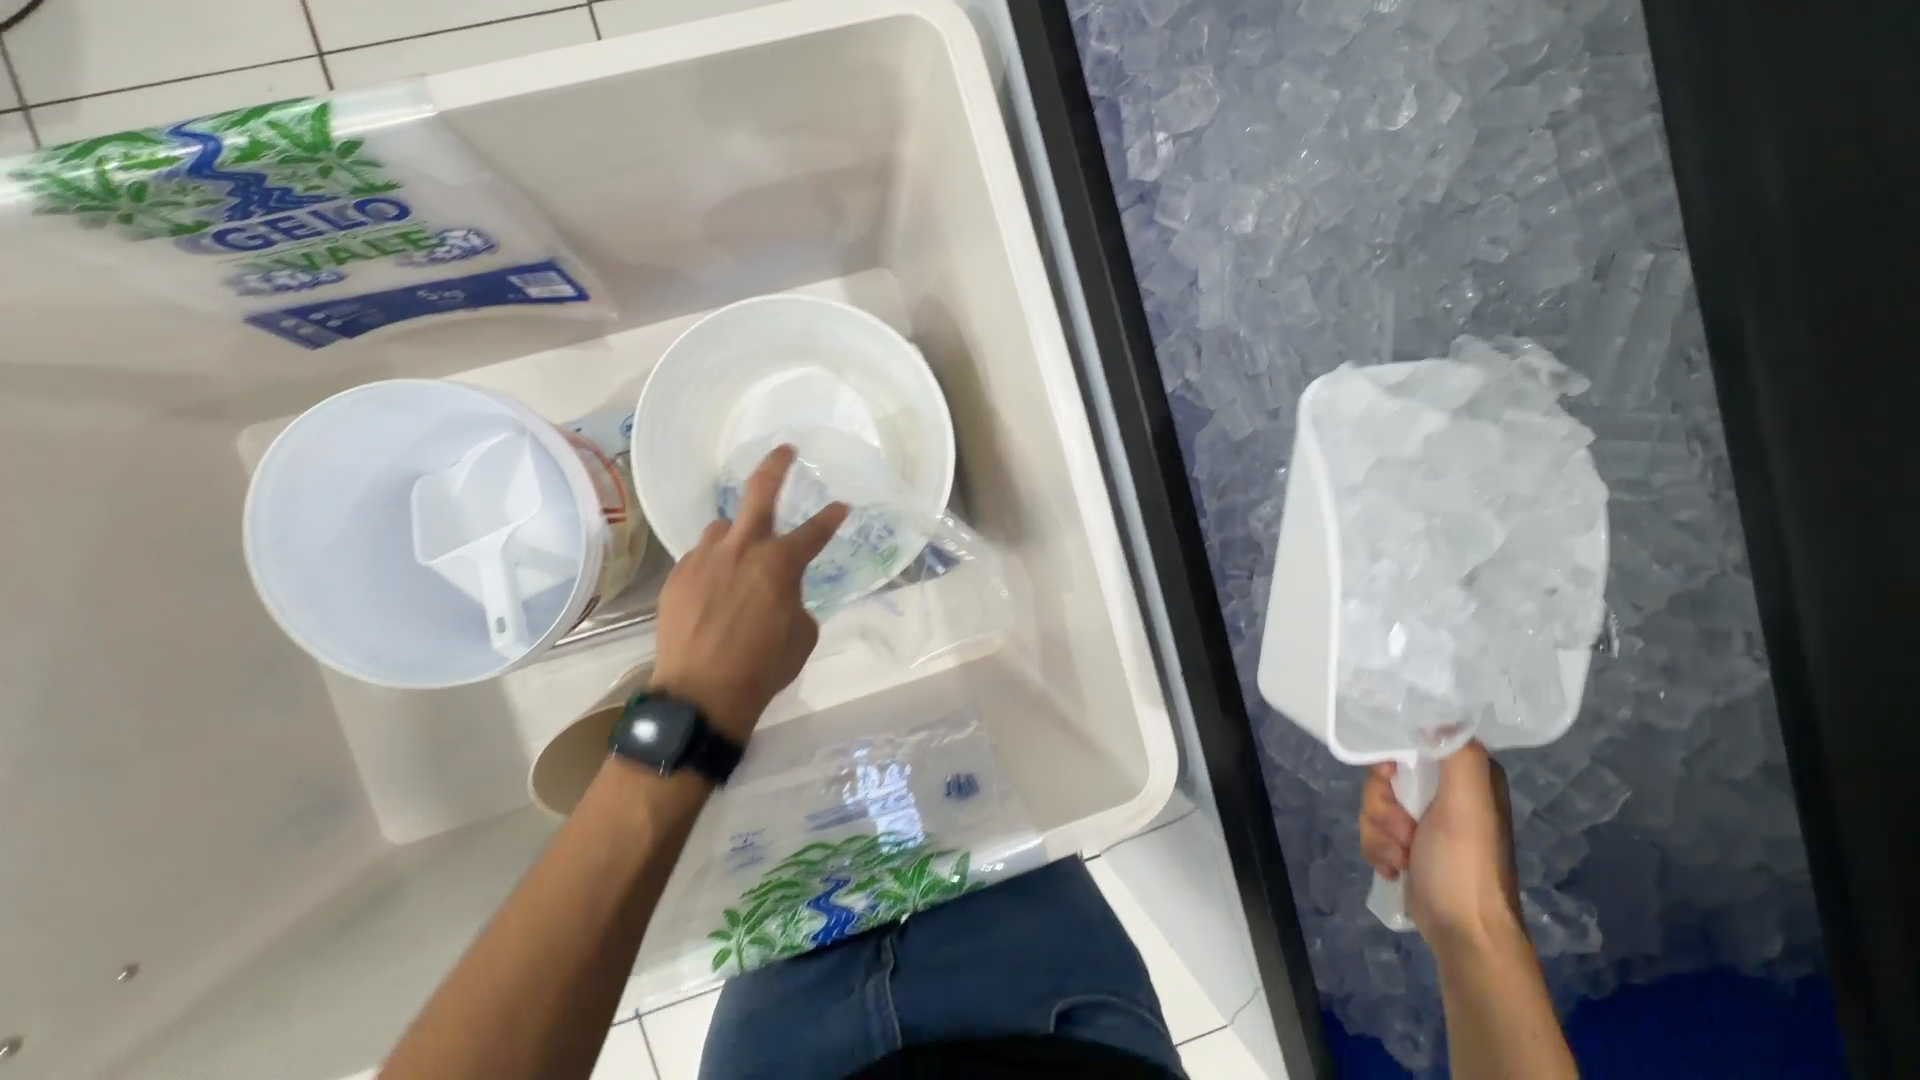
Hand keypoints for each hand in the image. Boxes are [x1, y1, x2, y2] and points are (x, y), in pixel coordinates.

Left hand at [649, 446, 847, 743]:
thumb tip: (783, 594)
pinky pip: (700, 559)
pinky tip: (712, 591)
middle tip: (785, 451)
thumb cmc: (763, 668)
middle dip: (776, 466)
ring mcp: (704, 559)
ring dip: (735, 536)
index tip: (841, 505)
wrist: (702, 693)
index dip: (831, 517)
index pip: (815, 531)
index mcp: (779, 564)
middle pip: (760, 492)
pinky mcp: (677, 577)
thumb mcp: (801, 636)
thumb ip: (795, 601)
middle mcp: (741, 550)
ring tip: (738, 558)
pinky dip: (712, 567)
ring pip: (722, 529)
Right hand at [1359, 742, 1520, 950]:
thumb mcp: (1467, 807)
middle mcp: (1450, 794)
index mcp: (1469, 777)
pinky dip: (1378, 850)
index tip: (1390, 778)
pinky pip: (1374, 831)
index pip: (1414, 743)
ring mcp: (1427, 822)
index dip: (1393, 761)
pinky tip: (1396, 869)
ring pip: (1375, 805)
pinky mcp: (1410, 846)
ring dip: (1379, 834)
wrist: (1462, 933)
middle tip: (1403, 831)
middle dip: (1382, 807)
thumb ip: (1457, 755)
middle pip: (1386, 777)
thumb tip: (1434, 715)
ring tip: (1402, 858)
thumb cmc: (1465, 867)